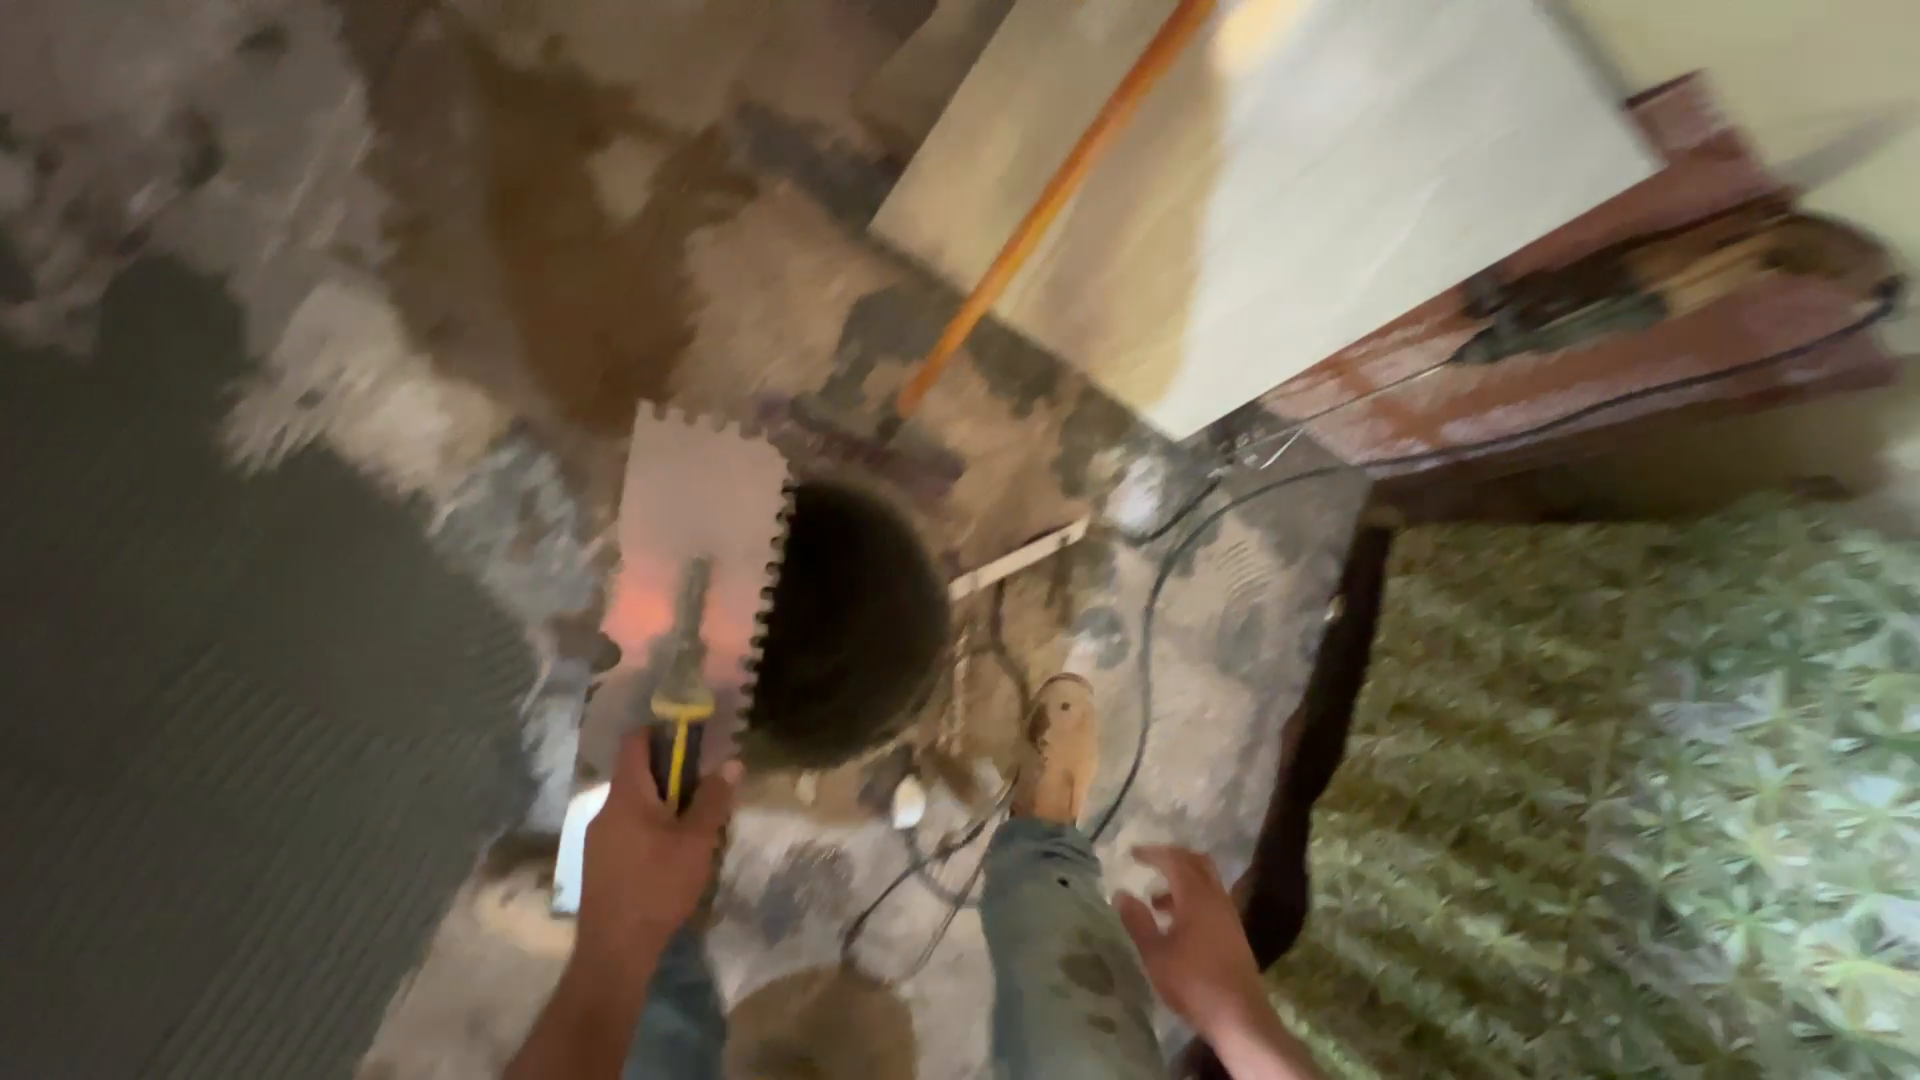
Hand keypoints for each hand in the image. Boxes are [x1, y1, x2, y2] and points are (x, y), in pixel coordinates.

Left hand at [568, 734, 739, 1009]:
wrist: (614, 952)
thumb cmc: (657, 887)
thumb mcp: (696, 841)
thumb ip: (713, 800)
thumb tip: (731, 763)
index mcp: (626, 796)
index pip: (634, 743)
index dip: (660, 731)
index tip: (690, 735)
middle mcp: (605, 811)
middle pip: (636, 774)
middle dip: (670, 773)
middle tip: (704, 784)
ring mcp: (597, 840)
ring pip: (633, 805)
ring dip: (662, 803)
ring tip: (693, 821)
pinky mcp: (598, 864)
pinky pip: (626, 829)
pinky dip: (649, 827)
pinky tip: (671, 852)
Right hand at [1115, 845, 1268, 1040]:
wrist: (1240, 1018)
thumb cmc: (1193, 983)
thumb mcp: (1155, 954)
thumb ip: (1137, 921)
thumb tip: (1121, 894)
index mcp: (1196, 897)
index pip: (1174, 860)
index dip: (1152, 853)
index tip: (1133, 854)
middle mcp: (1216, 898)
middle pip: (1197, 862)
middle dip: (1172, 858)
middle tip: (1150, 864)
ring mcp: (1229, 916)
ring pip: (1207, 882)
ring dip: (1182, 882)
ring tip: (1156, 902)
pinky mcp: (1235, 933)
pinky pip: (1212, 901)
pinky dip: (1193, 899)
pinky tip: (1178, 924)